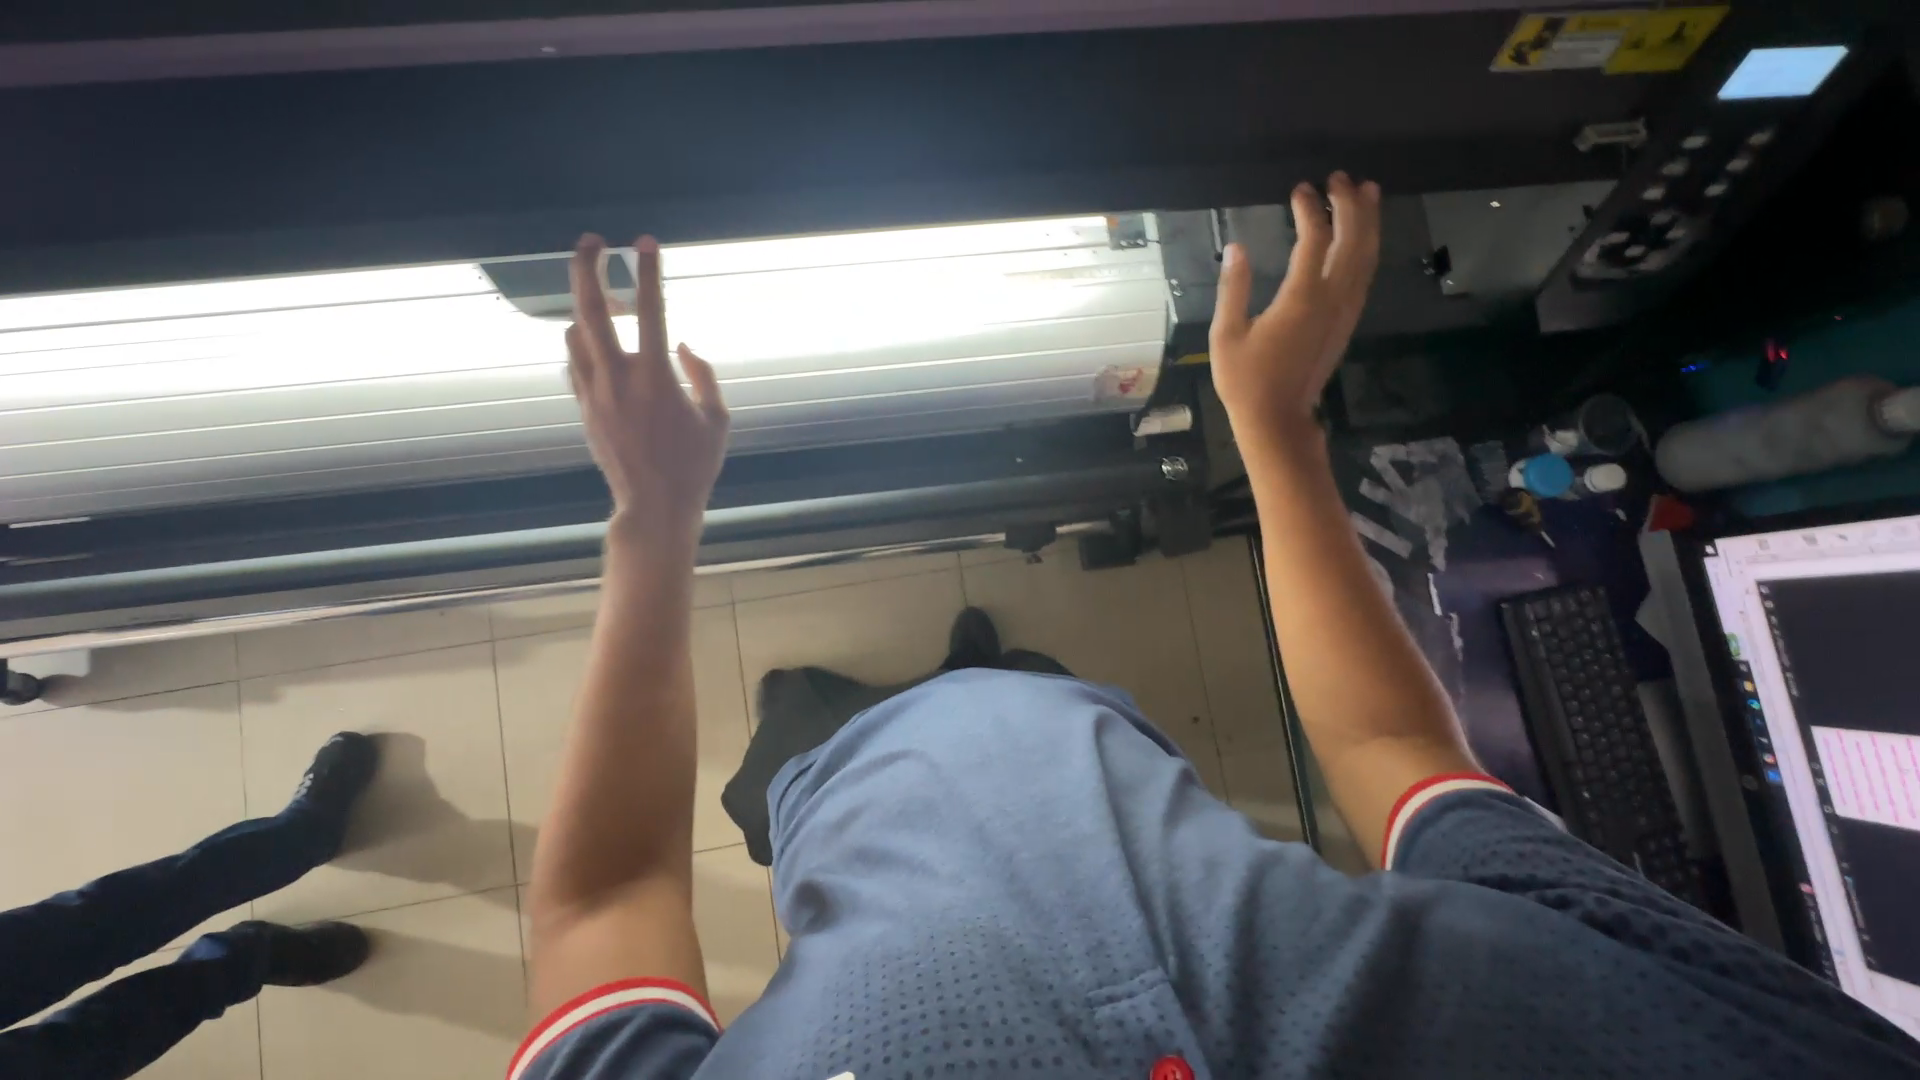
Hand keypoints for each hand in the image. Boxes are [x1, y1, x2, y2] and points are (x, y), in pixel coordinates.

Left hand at [567, 233, 729, 551]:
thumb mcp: (718, 419)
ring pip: (575, 333)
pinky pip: (574, 362)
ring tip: (599, 296)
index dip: (648, 270)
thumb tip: (683, 345)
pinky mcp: (584, 409)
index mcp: (657, 377)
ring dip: (585, 308)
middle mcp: (619, 378)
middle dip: (586, 267)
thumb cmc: (694, 466)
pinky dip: (582, 343)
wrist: (654, 506)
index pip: (650, 308)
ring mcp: (595, 393)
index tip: (645, 242)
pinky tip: (594, 340)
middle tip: (592, 241)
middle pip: (591, 308)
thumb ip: (703, 375)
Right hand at [1210, 172, 1381, 447]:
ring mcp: (1344, 311)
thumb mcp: (1226, 335)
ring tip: (1366, 192)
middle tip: (1339, 178)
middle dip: (1348, 205)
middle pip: (1351, 240)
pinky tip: (1363, 238)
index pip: (1313, 240)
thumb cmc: (1245, 380)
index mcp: (1300, 299)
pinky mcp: (1346, 322)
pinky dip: (1367, 249)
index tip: (1299, 190)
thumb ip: (1233, 289)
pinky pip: (1364, 276)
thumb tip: (1235, 249)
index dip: (1309, 210)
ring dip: (1368, 221)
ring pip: (1366, 256)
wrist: (1278, 419)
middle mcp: (1331, 299)